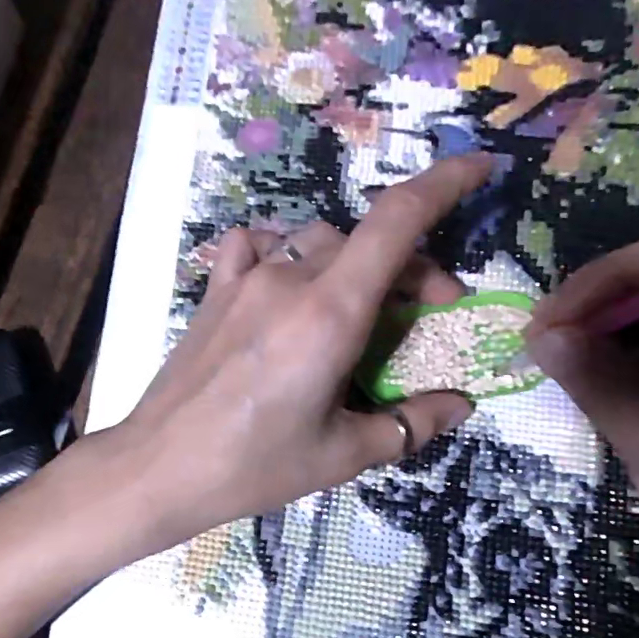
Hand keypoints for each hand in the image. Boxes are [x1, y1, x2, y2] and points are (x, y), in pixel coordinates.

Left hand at [94, 155, 493, 549]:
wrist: (159, 468)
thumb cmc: (254, 467)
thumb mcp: (343, 455)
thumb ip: (411, 424)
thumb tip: (461, 404)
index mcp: (329, 313)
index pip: (398, 222)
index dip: (445, 184)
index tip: (479, 168)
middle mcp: (289, 279)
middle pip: (366, 240)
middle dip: (410, 268)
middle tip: (425, 315)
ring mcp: (245, 278)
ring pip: (318, 240)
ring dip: (353, 263)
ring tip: (357, 310)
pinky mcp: (215, 290)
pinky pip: (259, 246)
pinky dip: (287, 253)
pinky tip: (286, 287)